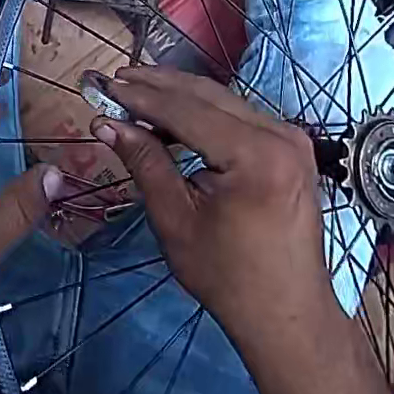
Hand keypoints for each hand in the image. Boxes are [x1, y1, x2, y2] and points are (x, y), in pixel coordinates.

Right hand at [92, 67, 338, 342]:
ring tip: (132, 90)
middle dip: (154, 85)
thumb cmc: (227, 274)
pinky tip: (167, 114)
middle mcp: (280, 136)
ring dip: (174, 93)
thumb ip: (144, 161)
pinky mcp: (288, 147)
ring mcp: (290, 139)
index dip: (139, 97)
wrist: (288, 315)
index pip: (185, 110)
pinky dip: (197, 110)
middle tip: (113, 79)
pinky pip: (234, 114)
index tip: (103, 85)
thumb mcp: (175, 218)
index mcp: (256, 156)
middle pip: (205, 95)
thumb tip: (105, 123)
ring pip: (220, 99)